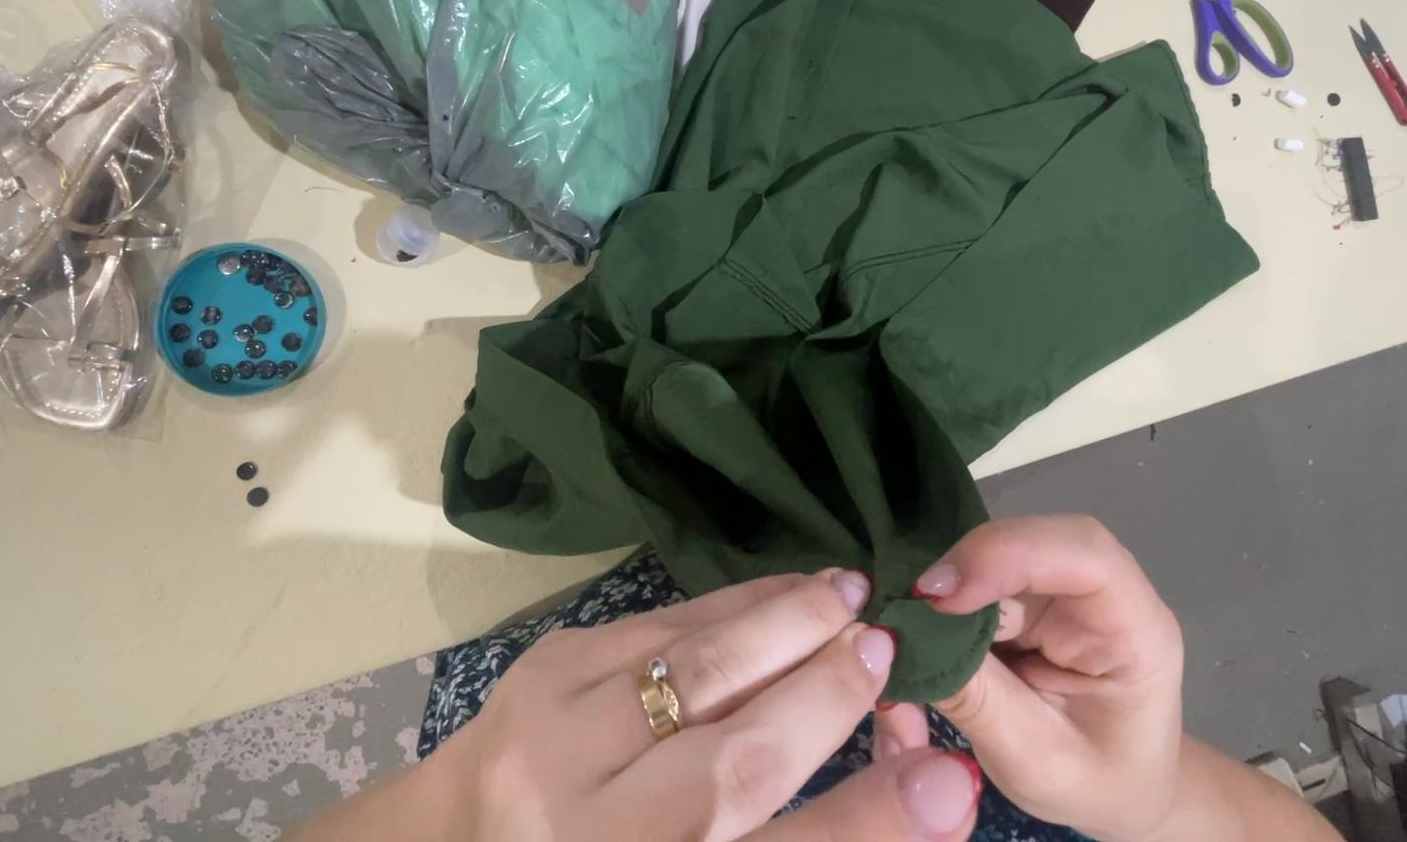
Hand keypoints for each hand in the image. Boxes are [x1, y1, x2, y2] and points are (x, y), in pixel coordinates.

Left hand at [298, 570, 982, 841]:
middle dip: (823, 697)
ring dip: (781, 626)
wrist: (460, 830)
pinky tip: (783, 589)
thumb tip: (917, 787)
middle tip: (888, 643)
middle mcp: (589, 826)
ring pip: (692, 671)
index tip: (946, 782)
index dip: (862, 824)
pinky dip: (735, 603)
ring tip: (847, 595)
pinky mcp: (549, 665)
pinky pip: (659, 624)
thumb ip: (792, 831)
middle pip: (729, 760)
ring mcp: (558, 736)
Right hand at [891, 515, 1339, 841]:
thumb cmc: (1094, 784)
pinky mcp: (1022, 596)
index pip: (1083, 553)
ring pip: (989, 556)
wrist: (1111, 792)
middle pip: (1025, 543)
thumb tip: (898, 641)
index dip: (1008, 554)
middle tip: (905, 611)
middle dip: (961, 570)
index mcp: (1134, 627)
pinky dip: (938, 603)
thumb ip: (974, 697)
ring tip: (905, 628)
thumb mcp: (1035, 760)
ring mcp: (1056, 589)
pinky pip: (972, 578)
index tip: (940, 595)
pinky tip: (918, 631)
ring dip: (943, 588)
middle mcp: (1096, 590)